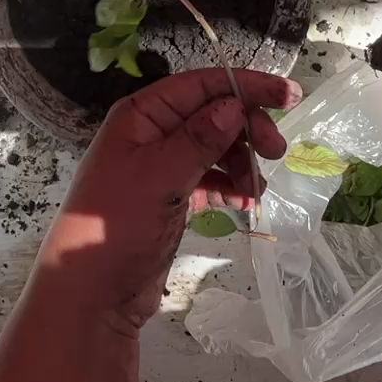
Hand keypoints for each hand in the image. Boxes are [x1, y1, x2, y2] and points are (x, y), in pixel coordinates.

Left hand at [36, 68, 296, 330]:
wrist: (92, 297)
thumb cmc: (116, 227)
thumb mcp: (158, 178)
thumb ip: (198, 140)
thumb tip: (232, 105)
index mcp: (142, 115)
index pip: (201, 85)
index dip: (245, 85)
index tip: (288, 95)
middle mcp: (152, 132)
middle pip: (213, 113)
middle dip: (247, 127)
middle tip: (276, 151)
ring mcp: (163, 164)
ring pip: (216, 145)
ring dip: (242, 159)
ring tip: (256, 188)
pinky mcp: (172, 195)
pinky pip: (211, 176)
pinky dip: (231, 183)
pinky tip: (247, 200)